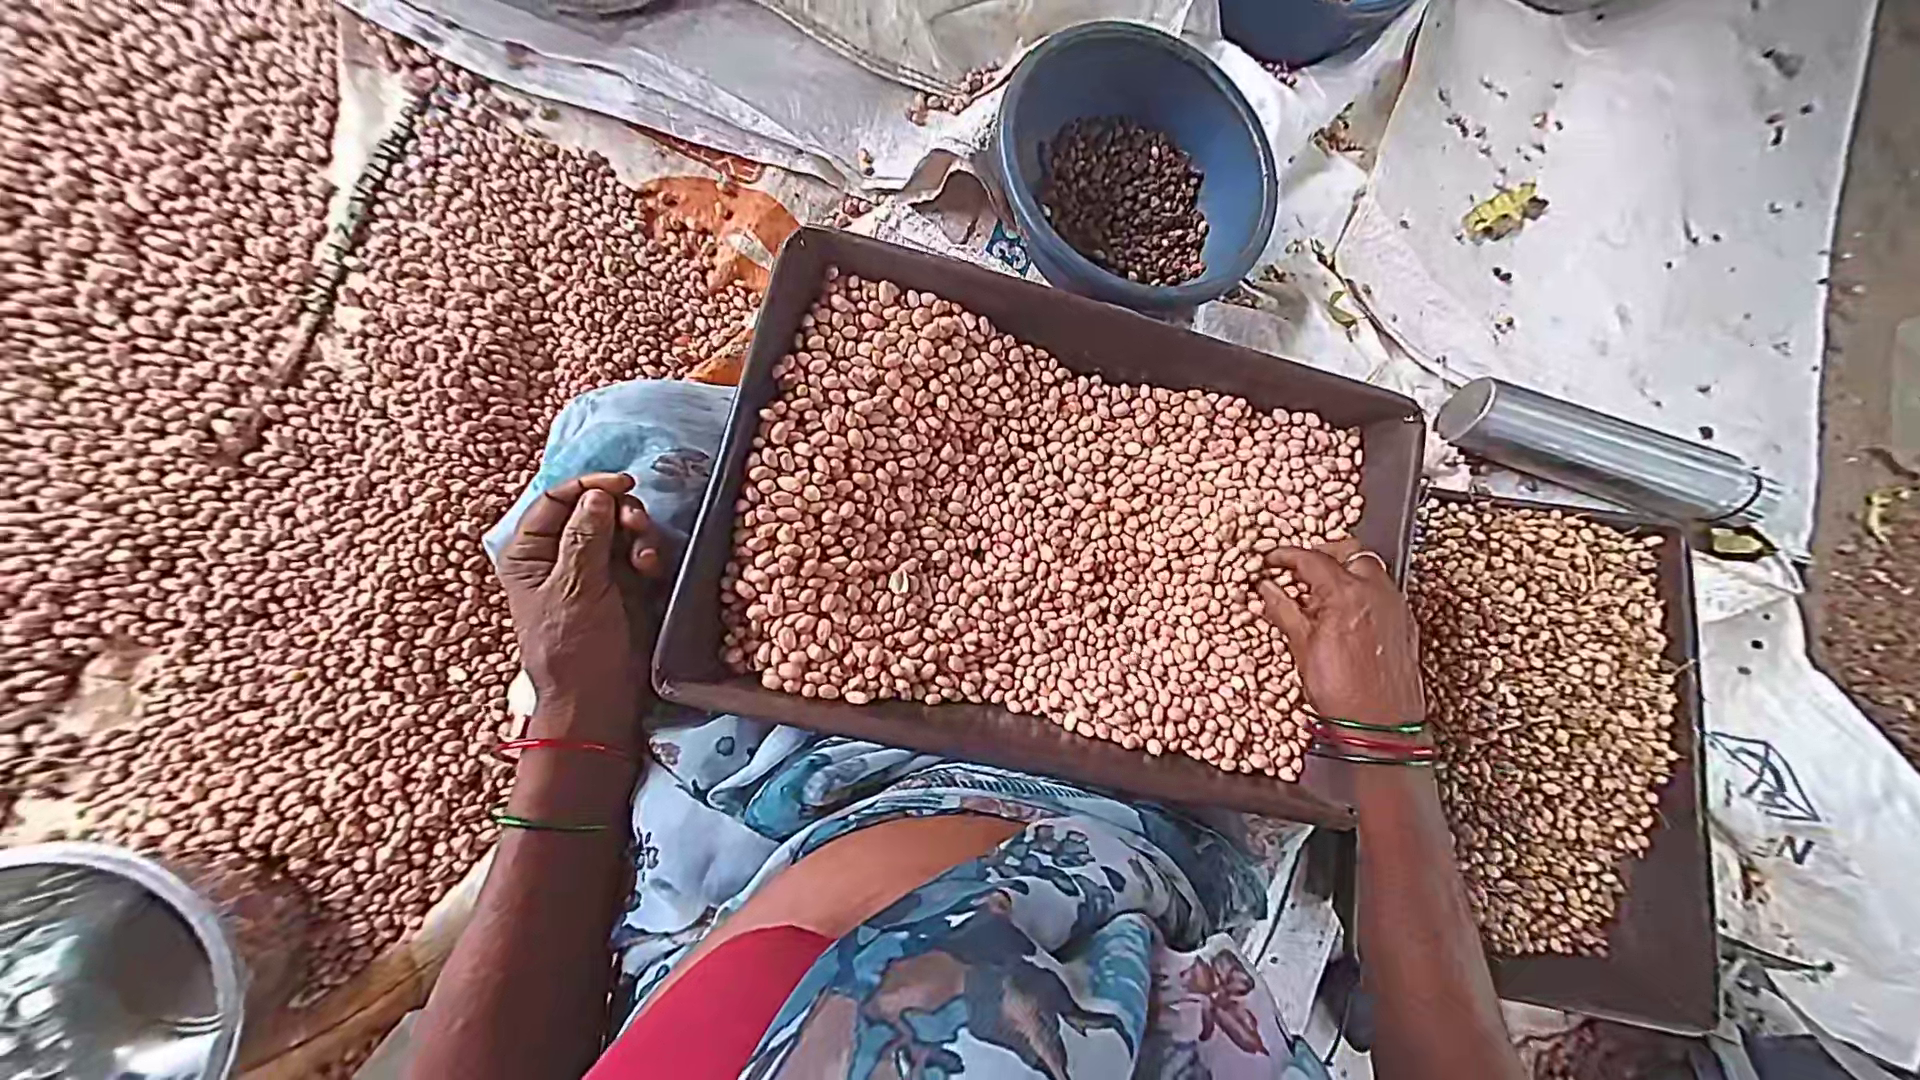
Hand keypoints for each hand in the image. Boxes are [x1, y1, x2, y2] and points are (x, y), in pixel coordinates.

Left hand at [497, 473, 666, 735]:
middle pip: (596, 508)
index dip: (589, 485)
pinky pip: (642, 550)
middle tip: (637, 525)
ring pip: (624, 527)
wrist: (601, 692)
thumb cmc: (573, 643)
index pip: (557, 500)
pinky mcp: (628, 580)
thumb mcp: (574, 587)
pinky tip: (652, 570)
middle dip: (621, 512)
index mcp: (532, 551)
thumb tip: (597, 493)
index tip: (623, 483)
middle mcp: (565, 553)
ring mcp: (599, 566)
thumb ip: (585, 537)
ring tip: (645, 558)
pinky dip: (650, 553)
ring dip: (640, 535)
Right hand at [1255, 540, 1424, 729]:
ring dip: (1342, 570)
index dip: (1284, 555)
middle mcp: (1376, 592)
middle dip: (1321, 553)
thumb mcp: (1299, 645)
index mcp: (1346, 593)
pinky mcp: (1404, 623)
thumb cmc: (1341, 690)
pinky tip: (1341, 610)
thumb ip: (1282, 608)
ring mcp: (1394, 607)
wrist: (1381, 725)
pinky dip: (1360, 589)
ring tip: (1316, 590)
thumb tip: (1266, 588)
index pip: (1310, 558)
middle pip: (1349, 551)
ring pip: (1369, 568)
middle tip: (1297, 567)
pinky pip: (1381, 590)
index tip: (1270, 560)